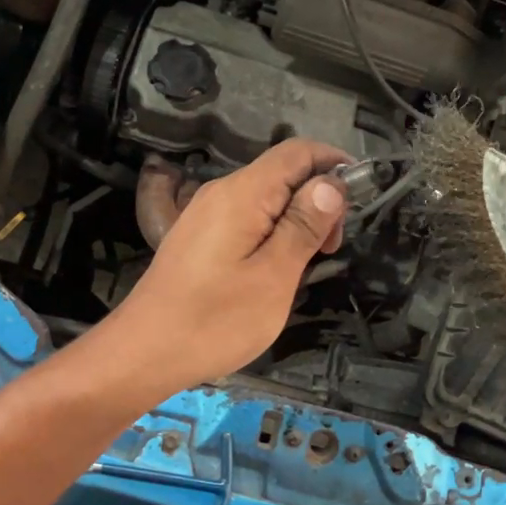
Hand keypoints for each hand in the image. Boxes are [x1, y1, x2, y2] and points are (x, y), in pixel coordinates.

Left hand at [112, 140, 349, 388]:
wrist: (143, 353)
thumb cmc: (215, 319)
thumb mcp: (273, 277)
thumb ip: (303, 226)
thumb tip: (332, 183)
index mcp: (243, 193)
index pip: (297, 152)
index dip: (334, 163)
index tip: (362, 197)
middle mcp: (222, 192)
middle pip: (282, 173)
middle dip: (318, 198)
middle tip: (331, 248)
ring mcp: (206, 214)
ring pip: (265, 197)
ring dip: (296, 219)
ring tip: (307, 263)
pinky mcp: (199, 236)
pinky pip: (246, 217)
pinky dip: (273, 231)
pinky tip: (277, 267)